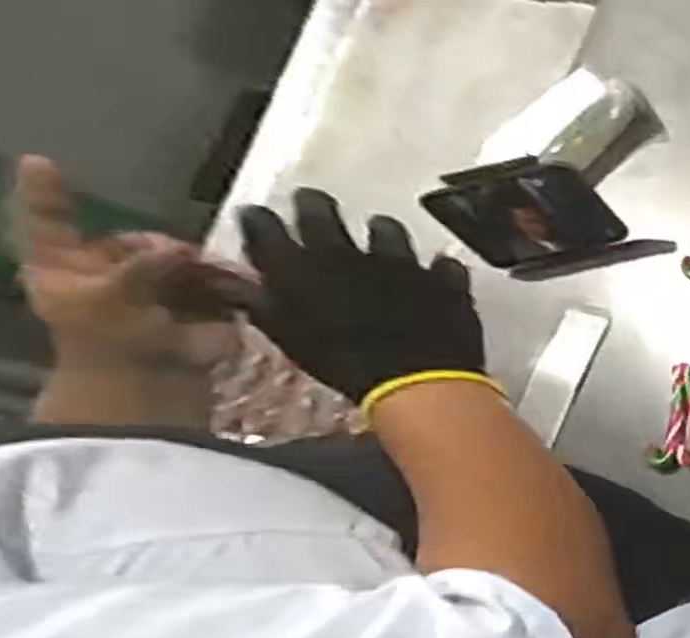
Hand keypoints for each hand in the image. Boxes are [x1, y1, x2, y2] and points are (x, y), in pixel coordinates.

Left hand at [12, 155, 253, 367]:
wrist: (158, 382)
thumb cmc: (111, 339)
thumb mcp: (110, 295)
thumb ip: (142, 265)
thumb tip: (182, 249)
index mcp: (67, 263)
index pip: (51, 219)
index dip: (46, 191)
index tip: (42, 162)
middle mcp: (115, 270)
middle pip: (141, 243)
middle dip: (167, 248)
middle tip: (190, 256)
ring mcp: (164, 289)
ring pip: (186, 264)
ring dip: (210, 267)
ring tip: (232, 274)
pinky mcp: (206, 308)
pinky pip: (222, 287)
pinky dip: (237, 286)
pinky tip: (250, 286)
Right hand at [238, 189, 483, 401]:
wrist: (414, 380)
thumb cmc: (344, 365)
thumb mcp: (289, 338)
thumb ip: (265, 304)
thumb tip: (245, 288)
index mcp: (294, 264)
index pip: (260, 221)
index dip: (261, 222)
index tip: (266, 226)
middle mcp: (343, 252)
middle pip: (318, 207)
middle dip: (316, 206)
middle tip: (321, 214)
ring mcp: (399, 262)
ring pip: (387, 228)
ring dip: (385, 236)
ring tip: (387, 250)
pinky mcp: (443, 280)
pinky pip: (444, 265)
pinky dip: (441, 272)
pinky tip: (439, 281)